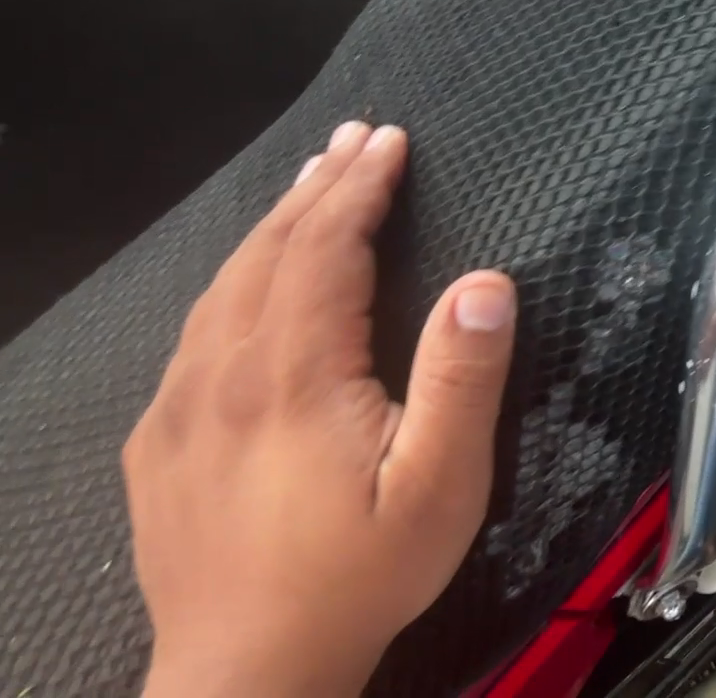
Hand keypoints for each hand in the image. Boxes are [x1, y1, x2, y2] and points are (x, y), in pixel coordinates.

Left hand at [124, 122, 517, 697]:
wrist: (247, 672)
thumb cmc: (366, 568)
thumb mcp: (444, 479)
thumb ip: (462, 377)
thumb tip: (485, 281)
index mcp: (292, 378)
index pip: (321, 253)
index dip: (358, 191)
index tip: (389, 142)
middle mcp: (222, 377)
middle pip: (267, 255)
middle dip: (317, 188)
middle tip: (356, 137)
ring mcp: (181, 408)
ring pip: (225, 286)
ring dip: (276, 224)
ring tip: (314, 181)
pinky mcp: (164, 439)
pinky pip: (199, 329)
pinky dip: (239, 275)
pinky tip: (258, 275)